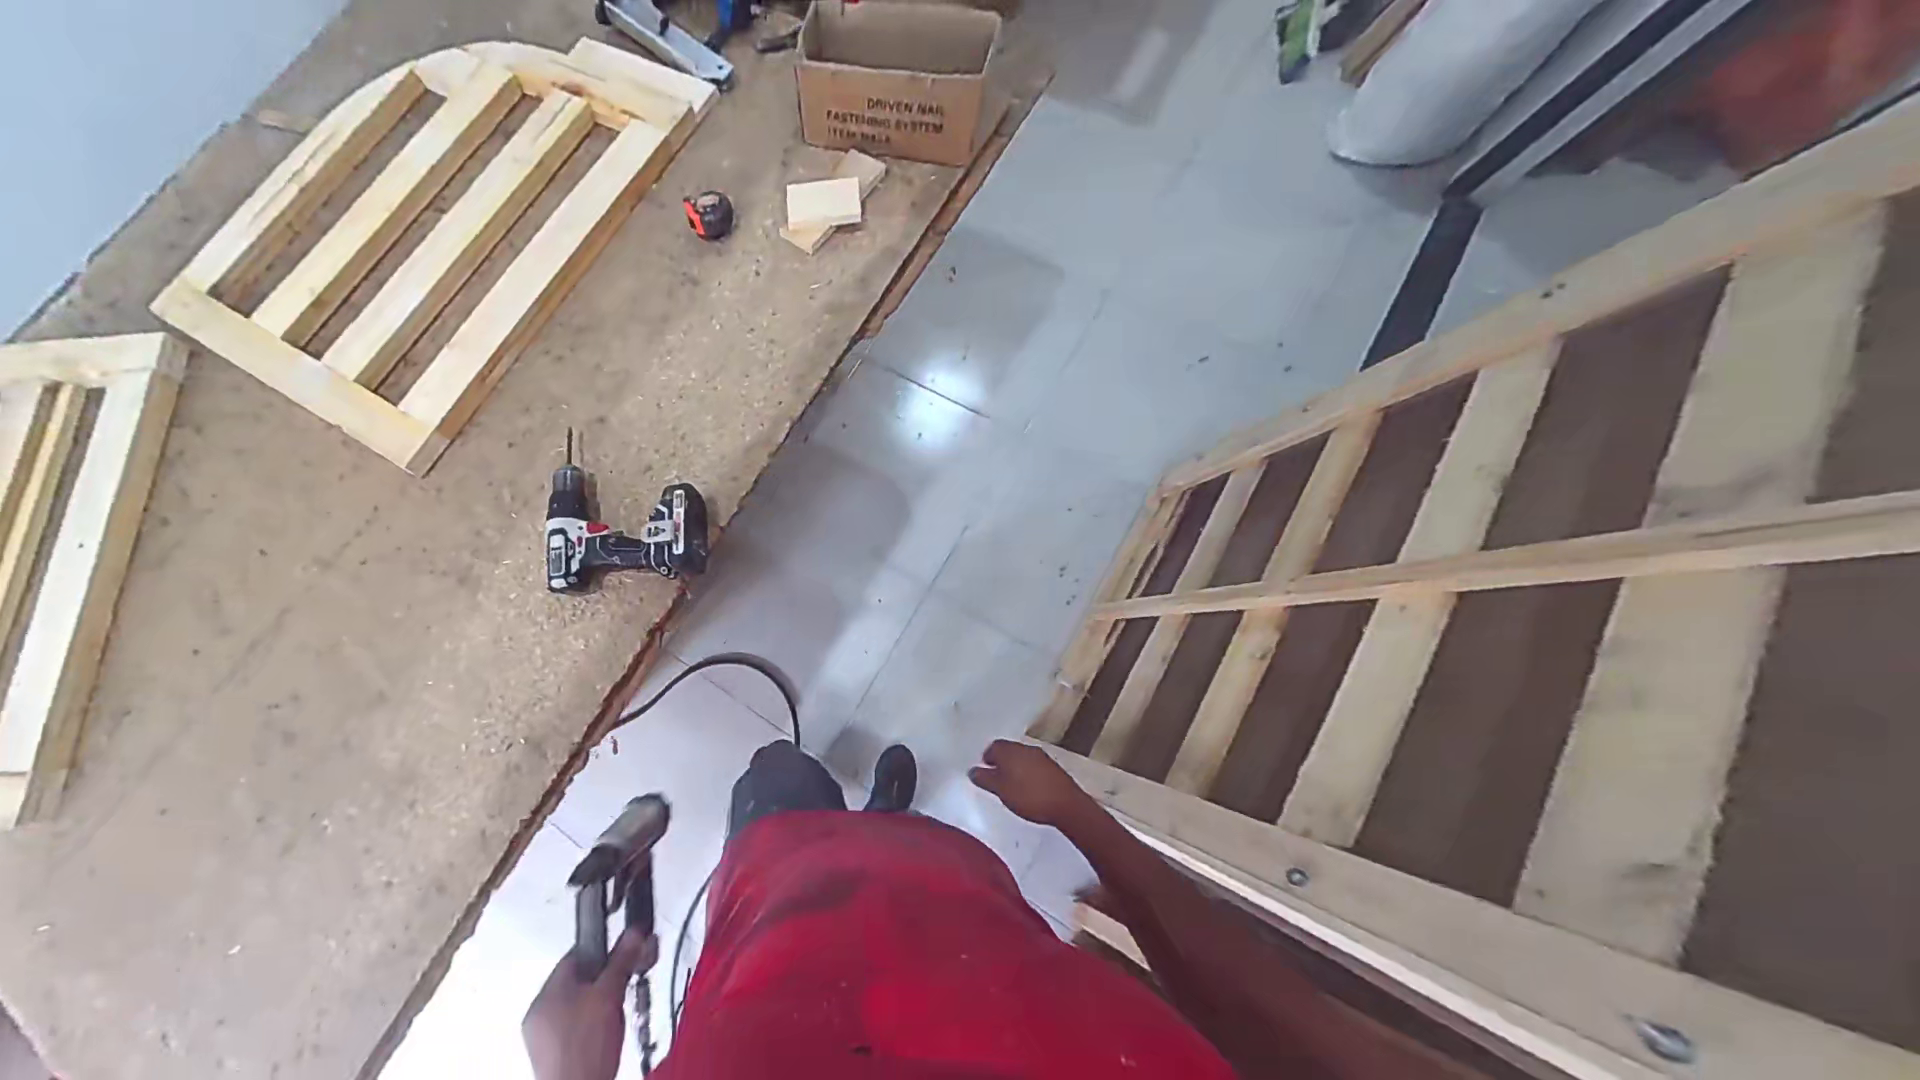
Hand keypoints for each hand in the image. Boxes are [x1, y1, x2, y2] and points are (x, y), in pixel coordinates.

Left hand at [523, 929, 656, 1079]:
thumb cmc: (589, 1041)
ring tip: (622, 1001)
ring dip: (602, 995)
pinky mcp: (551, 1053)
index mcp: (546, 994)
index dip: (604, 947)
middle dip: (606, 973)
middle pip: (577, 978)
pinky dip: (593, 1015)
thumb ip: (621, 960)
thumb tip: (635, 930)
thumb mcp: (609, 995)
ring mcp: (542, 1036)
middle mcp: (538, 1011)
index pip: (576, 955)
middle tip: (629, 975)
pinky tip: (608, 1024)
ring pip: (578, 1000)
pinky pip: (574, 1020)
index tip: (626, 950)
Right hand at [969, 739, 1099, 829]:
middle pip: (1008, 749)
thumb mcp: (1001, 790)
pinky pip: (1034, 765)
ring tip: (1010, 785)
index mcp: (1010, 750)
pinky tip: (1028, 788)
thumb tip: (972, 771)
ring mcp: (1041, 757)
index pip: (993, 746)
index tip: (984, 770)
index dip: (986, 757)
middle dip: (1000, 762)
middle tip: (995, 778)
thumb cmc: (1029, 796)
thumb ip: (985, 779)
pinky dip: (1027, 773)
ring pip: (1022, 757)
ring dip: (1014, 767)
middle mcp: (1026, 748)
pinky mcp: (1053, 768)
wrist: (1066, 804)